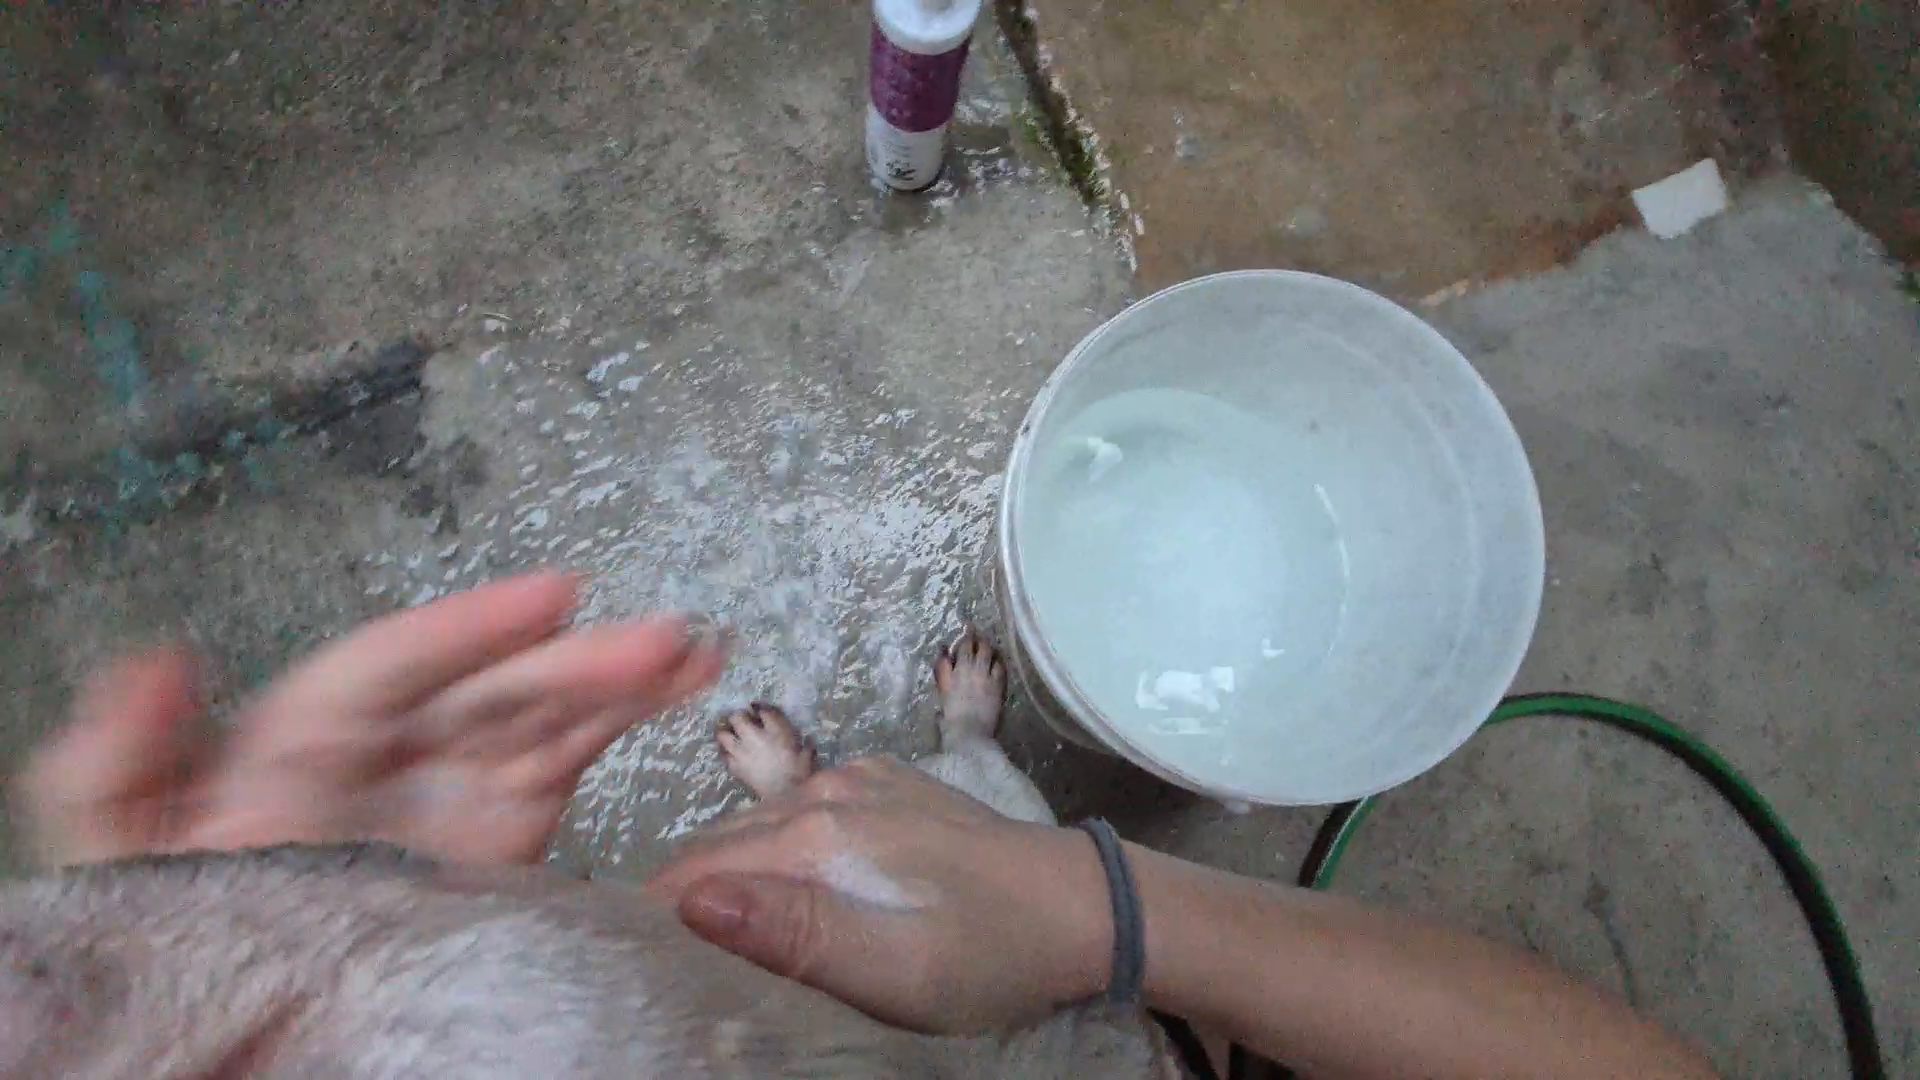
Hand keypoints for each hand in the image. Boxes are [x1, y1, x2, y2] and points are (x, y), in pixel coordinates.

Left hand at [20, 573, 727, 865]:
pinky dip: (642, 705)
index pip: (398, 666)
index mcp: (309, 743)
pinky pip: (588, 738)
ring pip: (559, 702)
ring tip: (696, 650)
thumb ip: (125, 773)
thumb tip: (155, 663)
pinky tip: (692, 676)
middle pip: (502, 684)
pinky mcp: (524, 799)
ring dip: (630, 671)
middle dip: (585, 658)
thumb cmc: (193, 935)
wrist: (278, 1022)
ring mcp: (471, 769)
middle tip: (663, 640)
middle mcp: (403, 740)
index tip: (559, 598)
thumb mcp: (136, 860)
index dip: (478, 628)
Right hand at [646, 756, 1112, 1034]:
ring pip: (758, 822)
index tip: (629, 970)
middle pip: (720, 842)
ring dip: (726, 869)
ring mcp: (859, 776)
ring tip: (709, 930)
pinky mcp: (885, 782)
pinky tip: (781, 880)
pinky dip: (772, 845)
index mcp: (818, 832)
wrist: (1072, 899)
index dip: (652, 919)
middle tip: (664, 961)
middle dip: (682, 893)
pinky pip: (800, 808)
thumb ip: (792, 932)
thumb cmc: (983, 951)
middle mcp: (828, 787)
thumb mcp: (891, 969)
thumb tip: (691, 901)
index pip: (696, 872)